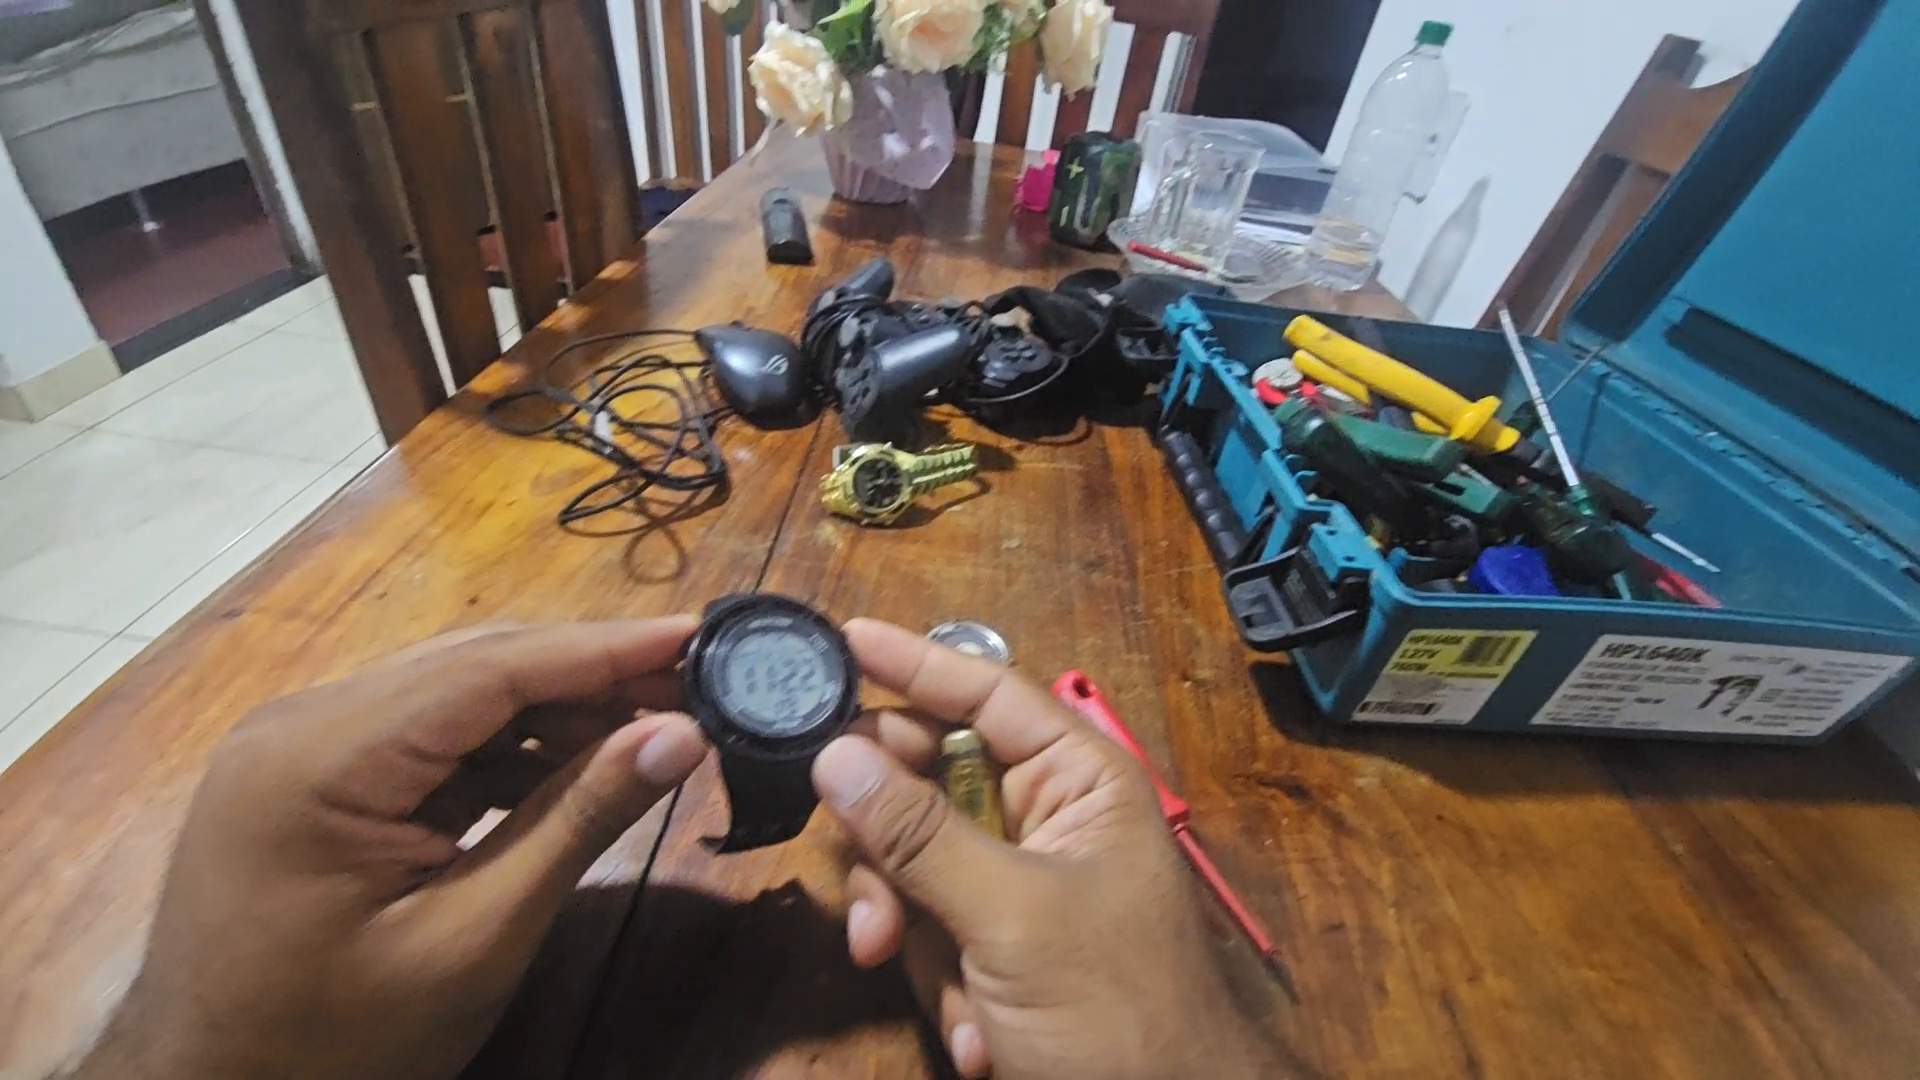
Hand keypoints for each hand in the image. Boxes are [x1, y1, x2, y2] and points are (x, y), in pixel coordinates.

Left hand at [72, 621, 711, 1079]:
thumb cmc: (338, 1046)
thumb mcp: (478, 936)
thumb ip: (583, 818)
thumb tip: (687, 733)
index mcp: (322, 759)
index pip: (494, 669)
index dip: (608, 647)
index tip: (698, 633)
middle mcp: (311, 722)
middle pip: (486, 665)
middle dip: (597, 672)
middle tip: (693, 683)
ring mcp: (316, 741)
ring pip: (476, 688)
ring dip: (568, 706)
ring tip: (650, 728)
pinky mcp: (335, 768)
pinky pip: (453, 729)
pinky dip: (527, 741)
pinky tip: (581, 764)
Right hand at [814, 620, 1282, 1079]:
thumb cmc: (1115, 1011)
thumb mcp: (1014, 917)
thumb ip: (922, 836)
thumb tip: (836, 754)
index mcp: (1076, 776)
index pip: (987, 695)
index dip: (917, 662)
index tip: (845, 638)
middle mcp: (1042, 809)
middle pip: (934, 773)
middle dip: (889, 822)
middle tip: (843, 831)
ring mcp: (1014, 873)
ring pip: (917, 850)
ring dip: (903, 912)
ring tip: (893, 954)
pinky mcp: (992, 931)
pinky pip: (929, 916)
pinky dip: (933, 968)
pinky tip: (972, 1032)